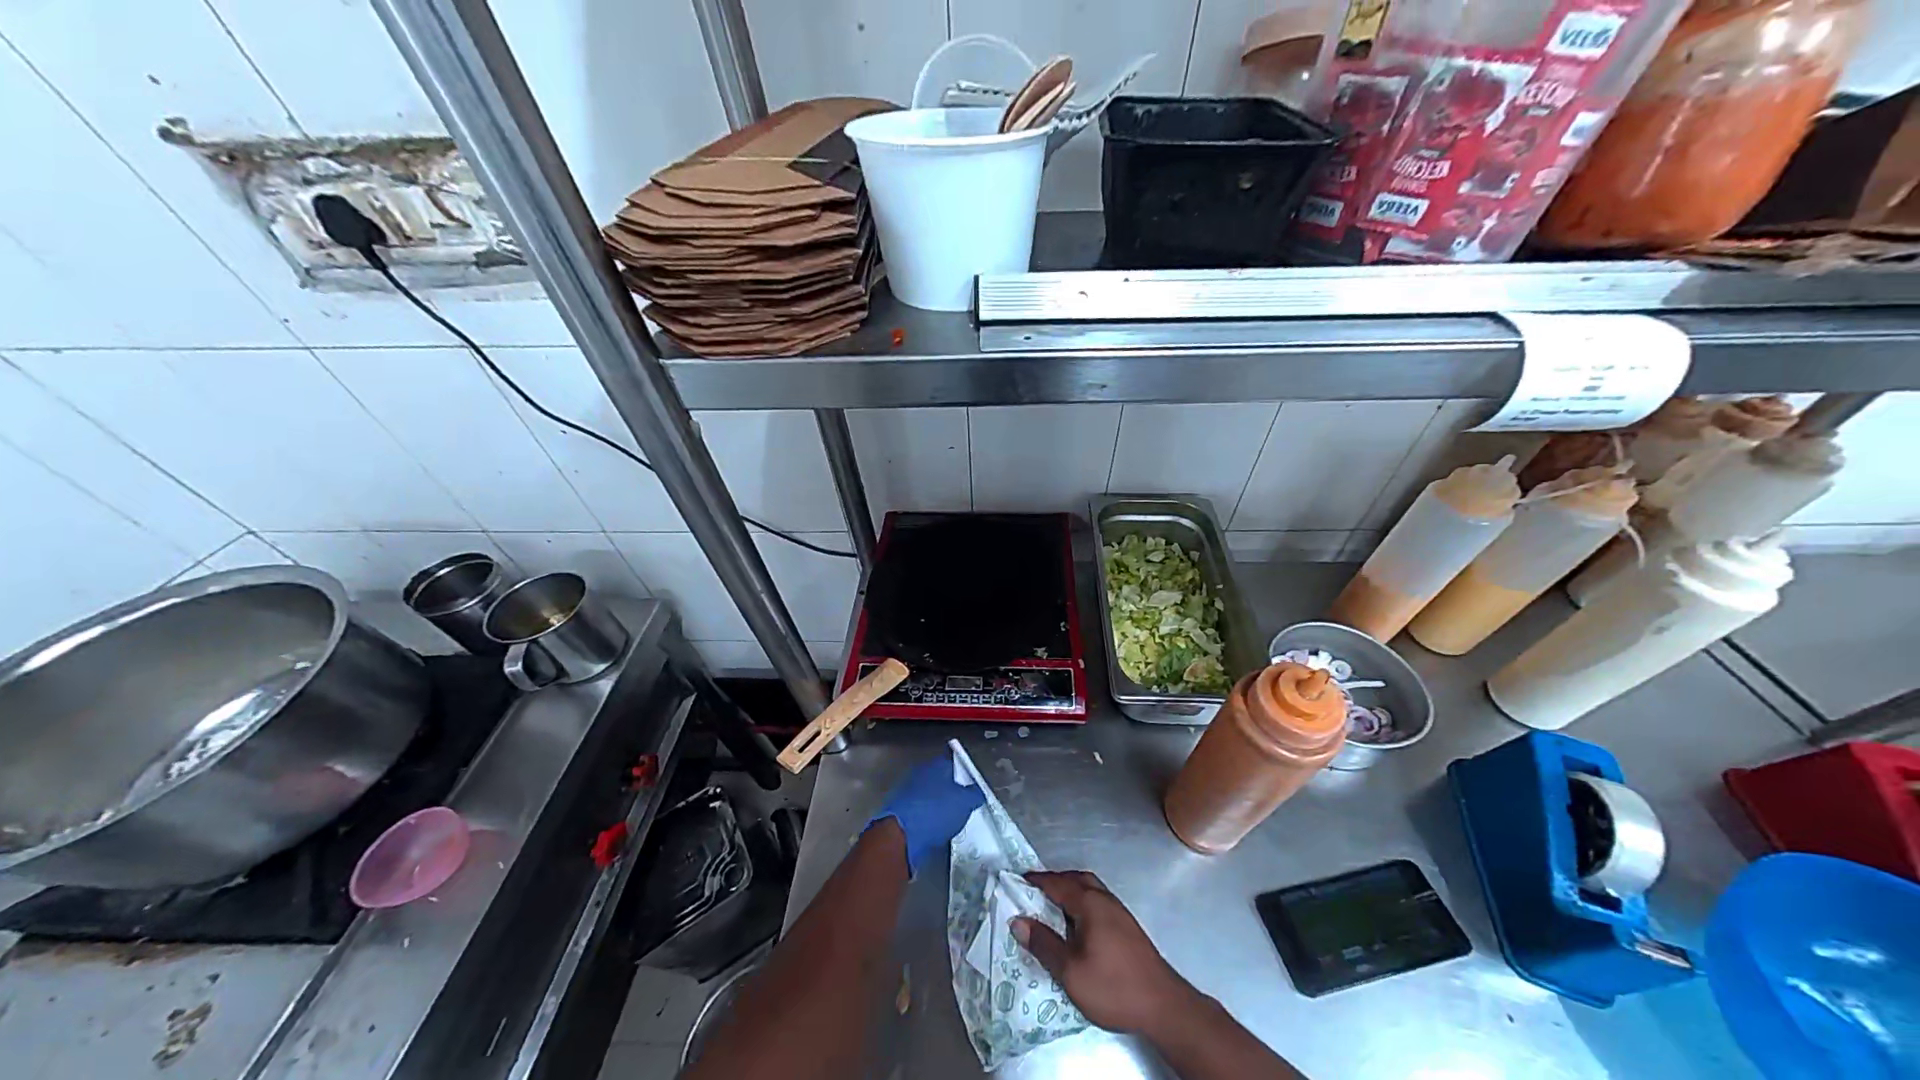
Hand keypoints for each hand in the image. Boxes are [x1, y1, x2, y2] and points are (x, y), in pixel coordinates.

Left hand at [867, 754, 984, 874]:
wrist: (902, 836)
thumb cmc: (934, 812)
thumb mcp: (966, 802)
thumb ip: (974, 794)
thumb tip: (976, 792)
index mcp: (935, 765)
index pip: (953, 761)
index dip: (965, 773)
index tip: (973, 785)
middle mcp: (920, 774)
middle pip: (941, 779)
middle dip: (953, 792)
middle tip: (965, 805)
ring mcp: (908, 793)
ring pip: (931, 796)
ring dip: (940, 807)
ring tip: (951, 821)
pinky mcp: (901, 812)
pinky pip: (921, 812)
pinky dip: (929, 820)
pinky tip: (936, 830)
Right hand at [1012, 870, 1196, 1037]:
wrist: (1163, 1006)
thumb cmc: (1112, 987)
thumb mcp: (1070, 970)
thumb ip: (1043, 944)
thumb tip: (1018, 921)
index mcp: (1089, 903)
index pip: (1056, 883)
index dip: (1035, 881)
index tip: (1015, 881)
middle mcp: (1105, 899)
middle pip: (1076, 879)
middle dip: (1054, 881)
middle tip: (1033, 893)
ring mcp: (1120, 912)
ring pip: (1090, 889)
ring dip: (1070, 891)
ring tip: (1051, 908)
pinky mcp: (1128, 927)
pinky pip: (1098, 902)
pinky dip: (1082, 903)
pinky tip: (1076, 925)